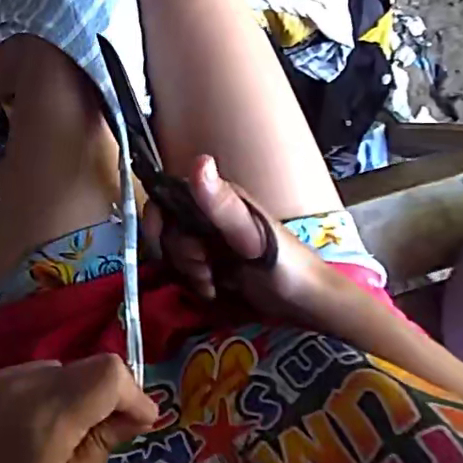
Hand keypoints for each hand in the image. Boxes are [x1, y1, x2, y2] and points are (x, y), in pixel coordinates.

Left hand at [0, 355, 157, 462]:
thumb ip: (105, 443)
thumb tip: (136, 414)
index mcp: (47, 413)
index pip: (109, 372)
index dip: (134, 394)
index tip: (145, 423)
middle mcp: (23, 384)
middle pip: (90, 365)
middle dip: (114, 393)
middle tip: (123, 428)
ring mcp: (2, 381)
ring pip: (67, 368)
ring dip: (86, 391)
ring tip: (87, 429)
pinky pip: (41, 375)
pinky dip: (59, 391)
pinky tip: (56, 425)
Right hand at [145, 155, 359, 327]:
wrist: (305, 301)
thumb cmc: (283, 262)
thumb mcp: (250, 234)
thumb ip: (221, 203)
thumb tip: (199, 161)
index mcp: (217, 199)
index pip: (167, 199)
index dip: (157, 220)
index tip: (159, 242)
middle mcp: (210, 216)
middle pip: (168, 232)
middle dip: (181, 255)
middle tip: (206, 267)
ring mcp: (211, 241)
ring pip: (175, 255)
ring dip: (190, 273)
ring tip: (214, 281)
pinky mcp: (214, 265)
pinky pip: (187, 273)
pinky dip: (196, 284)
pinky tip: (215, 290)